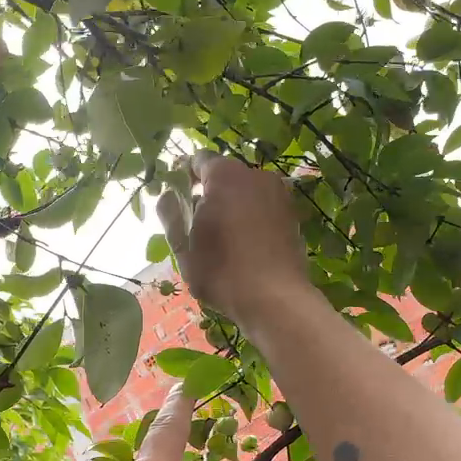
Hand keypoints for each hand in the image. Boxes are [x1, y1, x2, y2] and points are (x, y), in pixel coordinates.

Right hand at [157, 154, 311, 325]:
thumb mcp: (183, 247)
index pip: (199, 161)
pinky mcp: (292, 216)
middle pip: (225, 177)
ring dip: (232, 207)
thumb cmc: (221, 272)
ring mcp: (279, 195)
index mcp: (225, 176)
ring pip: (246, 193)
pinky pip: (263, 209)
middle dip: (209, 194)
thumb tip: (168, 195)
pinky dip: (252, 219)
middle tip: (197, 225)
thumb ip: (171, 215)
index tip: (177, 199)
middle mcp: (256, 176)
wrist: (275, 299)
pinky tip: (245, 247)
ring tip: (222, 239)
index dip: (184, 177)